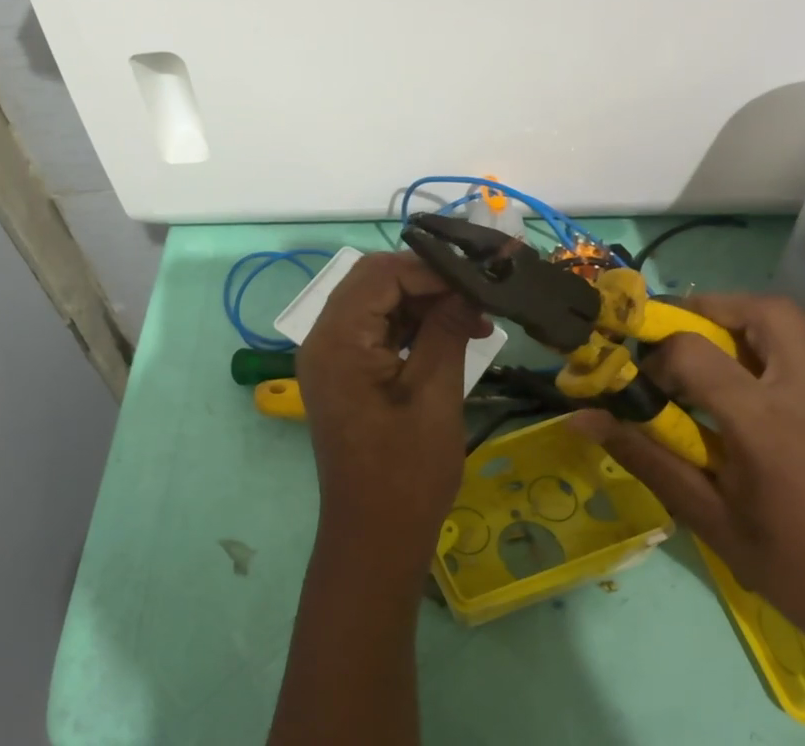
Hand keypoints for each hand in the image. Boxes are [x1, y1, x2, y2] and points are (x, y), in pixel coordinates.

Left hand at [295, 252, 490, 572]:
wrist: (374, 536)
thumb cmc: (406, 472)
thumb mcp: (434, 395)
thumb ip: (446, 331)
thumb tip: (468, 288)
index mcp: (337, 340)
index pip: (380, 274)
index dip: (432, 269)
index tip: (481, 276)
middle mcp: (323, 339)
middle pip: (372, 281)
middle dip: (428, 281)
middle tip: (479, 295)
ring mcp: (330, 357)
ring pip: (375, 303)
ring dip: (423, 303)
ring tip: (476, 318)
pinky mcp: (343, 373)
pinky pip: (374, 331)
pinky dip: (412, 327)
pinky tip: (454, 335)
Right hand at [569, 294, 804, 653]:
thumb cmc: (802, 572)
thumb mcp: (711, 517)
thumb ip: (646, 456)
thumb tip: (579, 418)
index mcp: (767, 421)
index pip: (694, 349)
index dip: (658, 356)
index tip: (647, 385)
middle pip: (761, 309)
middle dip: (712, 310)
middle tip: (682, 340)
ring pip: (799, 325)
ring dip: (750, 328)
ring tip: (723, 370)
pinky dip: (786, 354)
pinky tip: (774, 405)